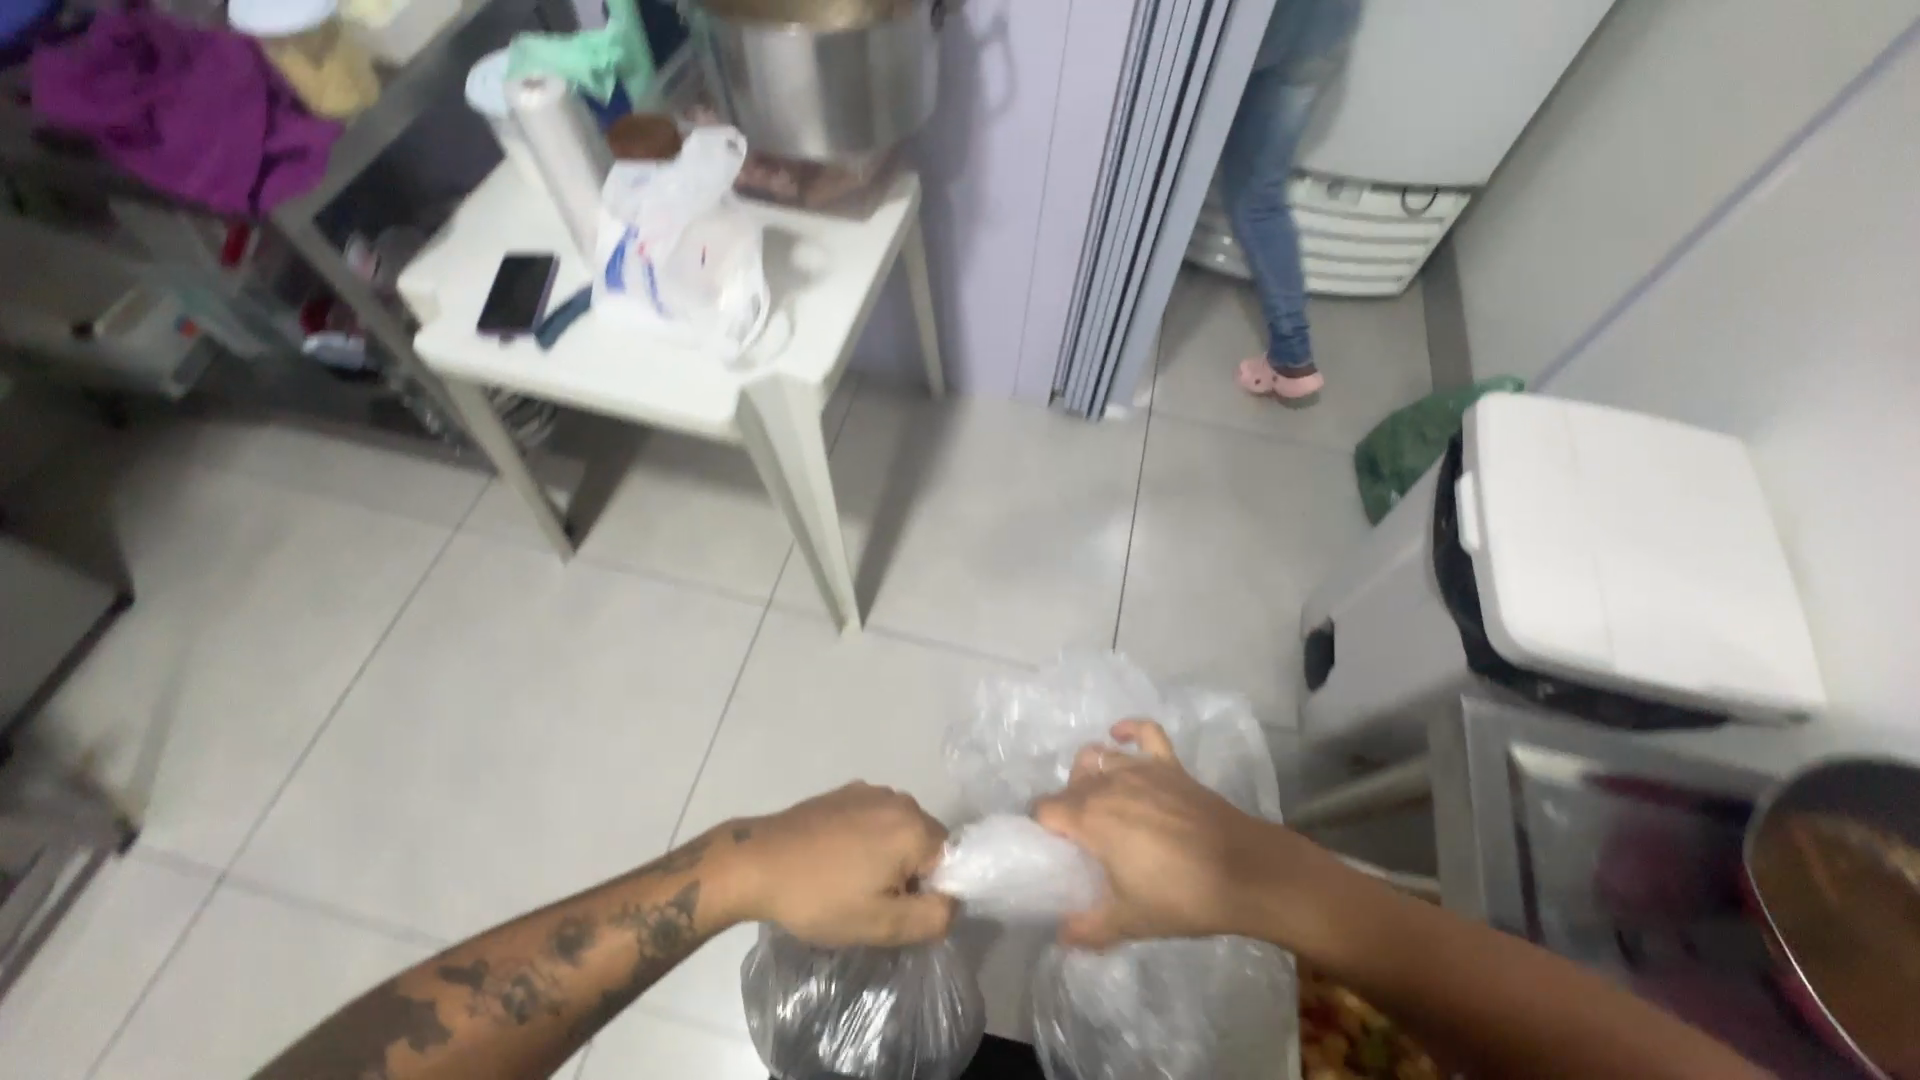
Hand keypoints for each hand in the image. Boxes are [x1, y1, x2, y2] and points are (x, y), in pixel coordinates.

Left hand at [727, 783, 953, 947]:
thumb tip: (954, 901)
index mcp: (914, 827)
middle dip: (910, 874)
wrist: (756, 864)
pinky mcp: (844, 793)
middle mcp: (899, 799)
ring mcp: (869, 791)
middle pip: (925, 843)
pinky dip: (866, 841)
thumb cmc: (821, 897)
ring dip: (887, 857)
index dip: (930, 892)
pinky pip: (873, 819)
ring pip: (898, 831)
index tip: (896, 910)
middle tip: (873, 902)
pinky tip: (835, 862)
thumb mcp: (882, 924)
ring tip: (850, 883)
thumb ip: (933, 917)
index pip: (950, 862)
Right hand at [1032, 720, 1345, 949]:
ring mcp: (1142, 769)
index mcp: (1089, 817)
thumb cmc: (1181, 896)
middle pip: (1069, 784)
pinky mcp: (1171, 766)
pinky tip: (1119, 736)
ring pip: (1097, 757)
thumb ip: (1088, 928)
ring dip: (1088, 775)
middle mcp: (1108, 784)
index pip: (1044, 809)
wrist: (1245, 873)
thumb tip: (1061, 936)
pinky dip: (1129, 730)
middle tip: (1080, 841)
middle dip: (1066, 807)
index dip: (1043, 829)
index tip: (1054, 851)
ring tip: (1097, 800)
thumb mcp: (1129, 921)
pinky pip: (1145, 732)